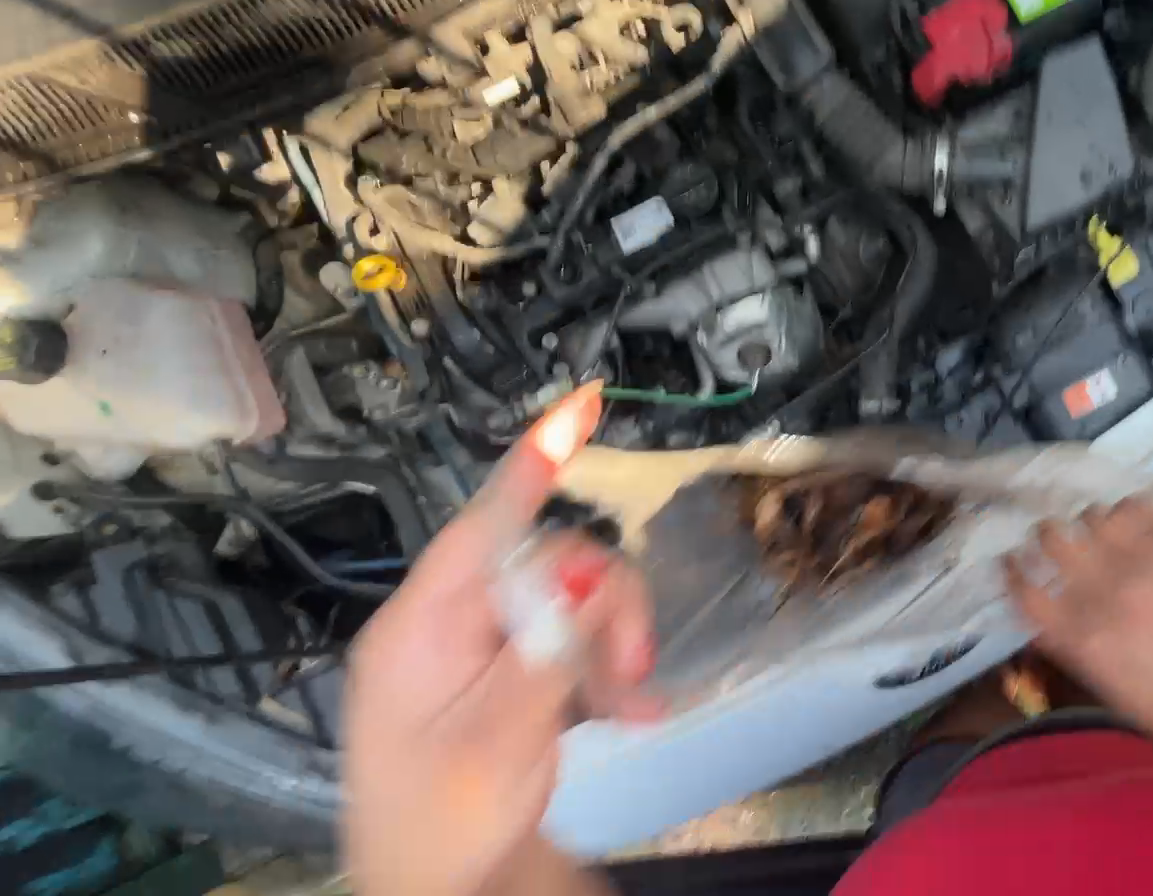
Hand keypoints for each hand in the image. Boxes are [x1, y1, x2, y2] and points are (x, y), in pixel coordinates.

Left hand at [342, 387, 654, 895]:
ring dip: (617, 638)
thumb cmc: (444, 826)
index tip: (582, 403)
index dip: (536, 459)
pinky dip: (615, 662)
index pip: (483, 523)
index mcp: (422, 628)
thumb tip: (591, 573)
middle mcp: (457, 618)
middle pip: (555, 559)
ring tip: (631, 697)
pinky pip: (585, 632)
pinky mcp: (523, 661)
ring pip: (582, 593)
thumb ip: (545, 653)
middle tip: (632, 663)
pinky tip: (632, 705)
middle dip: (607, 602)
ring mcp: (492, 639)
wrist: (443, 892)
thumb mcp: (496, 745)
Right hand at [1004, 498, 1152, 781]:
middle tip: (1057, 544)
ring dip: (1091, 524)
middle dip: (1047, 539)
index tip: (1010, 563)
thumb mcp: (1137, 704)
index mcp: (1094, 644)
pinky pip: (1137, 503)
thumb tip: (1060, 618)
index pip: (1026, 593)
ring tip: (1107, 536)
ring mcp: (1151, 552)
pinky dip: (1131, 514)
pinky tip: (1145, 528)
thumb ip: (1089, 654)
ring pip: (1092, 512)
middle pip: (1051, 538)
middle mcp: (1112, 590)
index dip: (1012, 574)